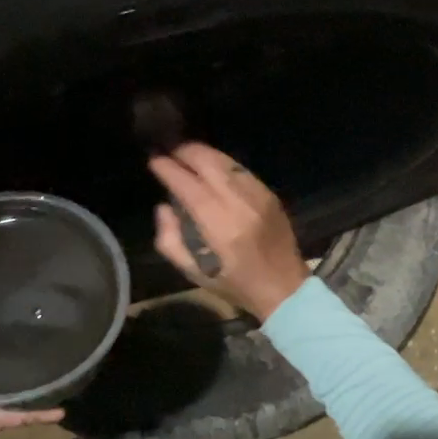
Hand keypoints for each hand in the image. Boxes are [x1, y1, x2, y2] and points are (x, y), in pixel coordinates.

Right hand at [148, 143, 311, 318]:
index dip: (169, 170)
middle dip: (185, 152)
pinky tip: (211, 168)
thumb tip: (163, 207)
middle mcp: (241, 205)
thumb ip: (170, 240)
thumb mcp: (194, 272)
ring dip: (204, 154)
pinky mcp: (270, 195)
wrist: (283, 286)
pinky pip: (242, 170)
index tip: (154, 161)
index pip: (189, 186)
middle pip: (209, 163)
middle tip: (170, 153)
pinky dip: (223, 164)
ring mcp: (259, 196)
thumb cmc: (234, 284)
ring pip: (227, 161)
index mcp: (220, 227)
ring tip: (187, 155)